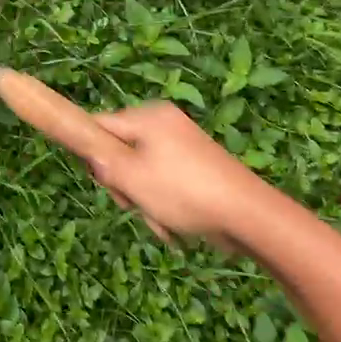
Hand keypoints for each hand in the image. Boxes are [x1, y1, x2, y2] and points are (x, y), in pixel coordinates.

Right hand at [89, 102, 262, 245]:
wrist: (248, 214)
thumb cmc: (183, 192)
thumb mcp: (132, 178)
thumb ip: (103, 163)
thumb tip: (92, 155)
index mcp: (148, 116)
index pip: (102, 124)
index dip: (94, 153)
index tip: (102, 182)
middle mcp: (165, 122)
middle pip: (123, 149)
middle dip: (125, 182)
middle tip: (132, 205)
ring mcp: (184, 142)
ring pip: (144, 169)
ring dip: (145, 198)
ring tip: (159, 221)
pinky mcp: (198, 164)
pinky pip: (166, 177)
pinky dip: (164, 200)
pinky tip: (173, 225)